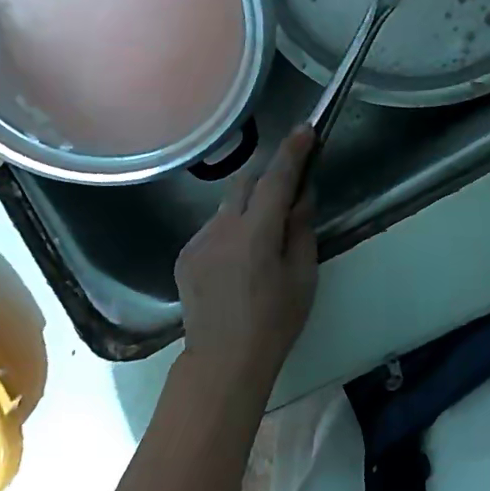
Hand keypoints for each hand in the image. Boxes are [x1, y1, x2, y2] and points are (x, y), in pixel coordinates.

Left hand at [174, 127, 318, 383]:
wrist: (223, 361)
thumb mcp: (301, 276)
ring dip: (246, 211)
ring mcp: (197, 241)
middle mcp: (221, 228)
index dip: (292, 152)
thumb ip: (300, 228)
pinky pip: (211, 230)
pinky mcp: (184, 255)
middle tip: (285, 199)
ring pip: (226, 208)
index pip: (276, 180)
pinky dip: (228, 233)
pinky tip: (235, 265)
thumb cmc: (274, 322)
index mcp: (254, 233)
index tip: (305, 129)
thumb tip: (301, 195)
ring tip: (259, 246)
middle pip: (244, 184)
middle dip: (266, 182)